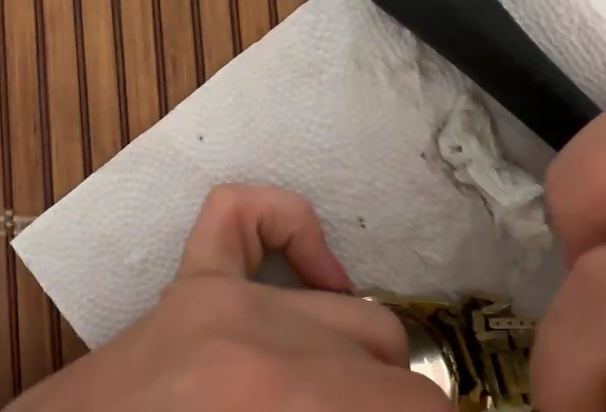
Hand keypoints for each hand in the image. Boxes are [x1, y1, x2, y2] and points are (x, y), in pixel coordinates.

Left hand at [7, 184, 448, 411]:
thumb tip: (406, 406)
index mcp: (283, 406)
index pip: (416, 407)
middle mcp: (257, 344)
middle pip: (390, 362)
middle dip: (396, 404)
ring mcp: (217, 299)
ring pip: (351, 309)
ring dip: (363, 358)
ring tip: (351, 394)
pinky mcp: (188, 282)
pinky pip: (244, 213)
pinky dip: (291, 230)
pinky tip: (318, 280)